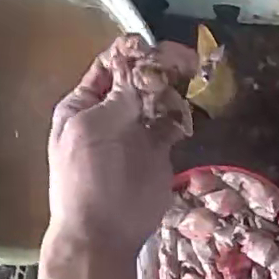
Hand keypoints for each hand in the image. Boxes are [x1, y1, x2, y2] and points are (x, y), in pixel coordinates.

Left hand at [43, 36, 199, 263]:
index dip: (132, 53)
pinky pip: (173, 126)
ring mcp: (138, 133)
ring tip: (193, 82)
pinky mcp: (160, 153)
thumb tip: (142, 70)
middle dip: (161, 68)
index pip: (111, 66)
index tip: (157, 48)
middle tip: (188, 61)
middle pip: (140, 80)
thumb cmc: (88, 179)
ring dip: (175, 90)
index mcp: (85, 104)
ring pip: (160, 100)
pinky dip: (182, 117)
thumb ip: (118, 98)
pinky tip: (189, 115)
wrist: (104, 231)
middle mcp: (112, 113)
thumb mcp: (92, 130)